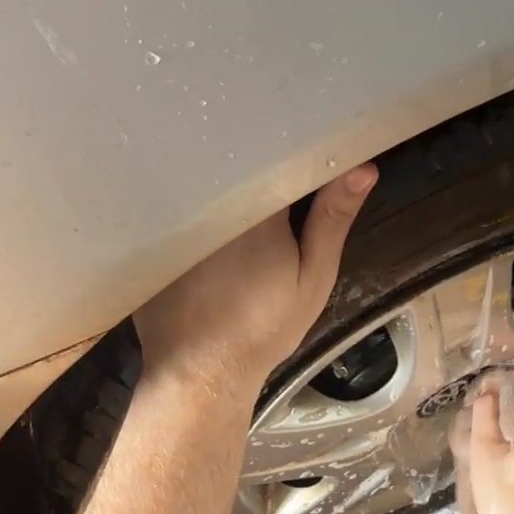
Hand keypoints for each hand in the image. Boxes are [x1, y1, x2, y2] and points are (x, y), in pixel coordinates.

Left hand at [134, 164, 377, 398]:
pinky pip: (169, 201)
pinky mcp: (150, 235)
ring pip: (199, 177)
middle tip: (268, 149)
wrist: (202, 372)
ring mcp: (173, 217)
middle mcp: (209, 203)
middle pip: (230, 160)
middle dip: (248, 155)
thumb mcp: (313, 276)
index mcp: (255, 207)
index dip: (284, 144)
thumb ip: (333, 219)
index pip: (269, 153)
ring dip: (215, 173)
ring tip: (237, 165)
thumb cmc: (264, 327)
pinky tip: (194, 206)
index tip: (298, 141)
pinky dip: (184, 200)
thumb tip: (363, 168)